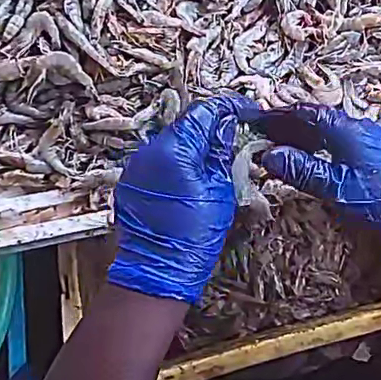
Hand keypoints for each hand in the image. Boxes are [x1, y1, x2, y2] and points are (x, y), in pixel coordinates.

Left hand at [106, 94, 261, 304]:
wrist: (156, 272)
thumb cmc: (192, 237)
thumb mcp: (220, 191)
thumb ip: (222, 153)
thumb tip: (229, 126)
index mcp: (174, 148)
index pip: (204, 111)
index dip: (230, 107)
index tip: (249, 111)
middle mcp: (149, 151)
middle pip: (186, 125)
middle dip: (212, 125)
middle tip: (236, 133)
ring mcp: (136, 166)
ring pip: (172, 142)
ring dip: (194, 144)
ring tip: (217, 156)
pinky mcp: (131, 181)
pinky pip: (158, 160)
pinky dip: (178, 161)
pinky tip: (193, 175)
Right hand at [255, 104, 380, 255]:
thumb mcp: (337, 188)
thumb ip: (302, 170)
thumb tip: (268, 155)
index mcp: (345, 129)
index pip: (303, 113)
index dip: (276, 116)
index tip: (254, 120)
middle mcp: (357, 128)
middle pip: (313, 120)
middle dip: (285, 127)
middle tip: (260, 137)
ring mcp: (369, 140)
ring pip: (326, 133)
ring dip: (301, 139)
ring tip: (278, 150)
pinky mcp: (376, 155)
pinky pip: (338, 143)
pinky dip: (317, 149)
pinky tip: (311, 162)